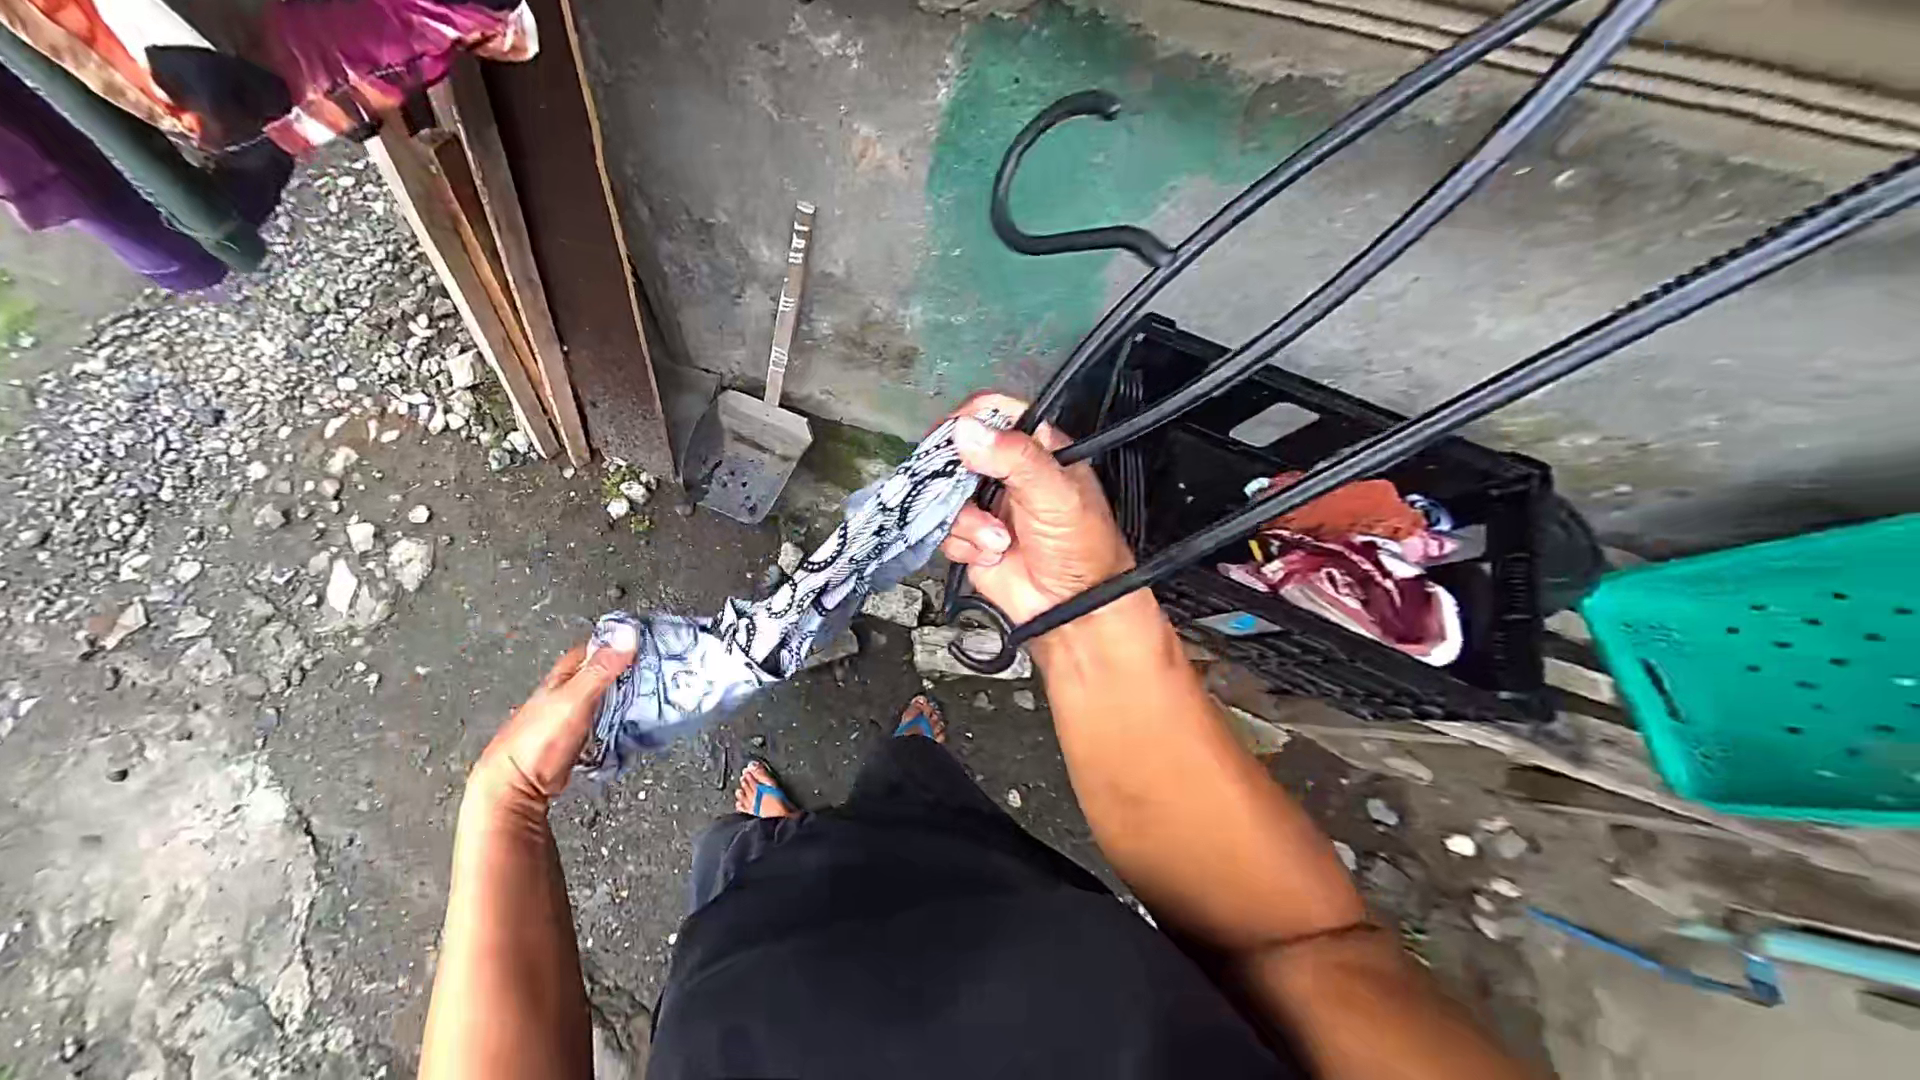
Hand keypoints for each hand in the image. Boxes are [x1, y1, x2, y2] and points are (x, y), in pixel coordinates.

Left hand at [467, 624, 637, 815]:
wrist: (516, 787)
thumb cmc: (538, 741)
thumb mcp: (575, 698)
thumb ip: (601, 669)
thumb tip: (627, 634)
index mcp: (564, 676)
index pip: (597, 648)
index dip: (622, 642)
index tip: (650, 642)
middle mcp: (568, 692)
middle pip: (605, 672)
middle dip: (630, 670)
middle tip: (660, 670)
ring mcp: (574, 715)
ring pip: (609, 696)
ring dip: (629, 694)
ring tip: (656, 694)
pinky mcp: (581, 737)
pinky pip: (609, 718)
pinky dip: (623, 716)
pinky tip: (637, 720)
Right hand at [941, 393, 1134, 626]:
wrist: (1070, 606)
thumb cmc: (1080, 546)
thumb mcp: (1055, 494)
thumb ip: (1015, 458)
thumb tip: (968, 431)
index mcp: (1034, 449)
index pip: (993, 414)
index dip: (970, 420)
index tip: (954, 437)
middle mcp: (1006, 473)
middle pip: (958, 454)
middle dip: (957, 480)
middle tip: (964, 493)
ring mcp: (986, 505)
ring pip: (946, 495)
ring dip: (968, 522)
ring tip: (997, 539)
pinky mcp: (971, 537)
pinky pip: (945, 529)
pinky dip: (964, 544)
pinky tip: (989, 554)